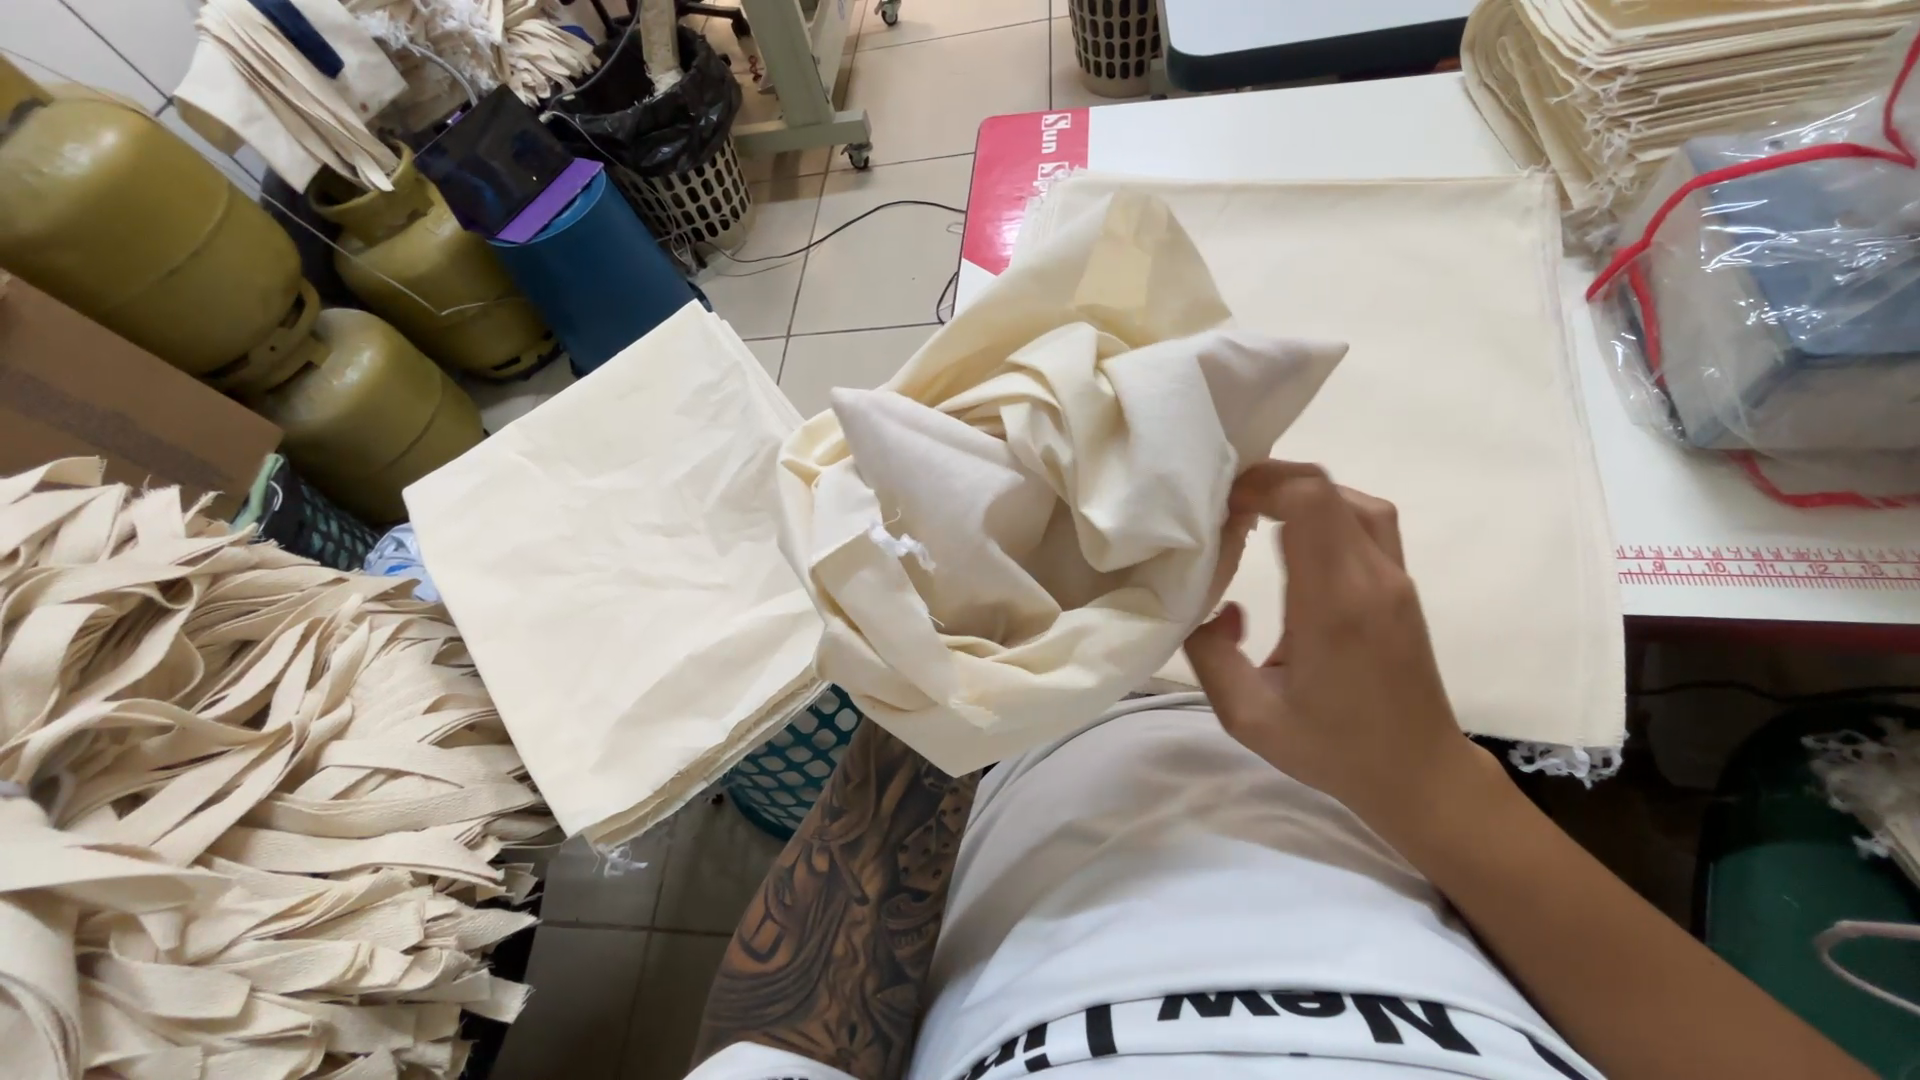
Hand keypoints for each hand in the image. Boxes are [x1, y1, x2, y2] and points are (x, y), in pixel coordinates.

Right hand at [1184, 461, 1493, 823]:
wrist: (1419, 774)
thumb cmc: (1333, 750)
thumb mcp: (1247, 717)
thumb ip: (1211, 655)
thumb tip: (1219, 607)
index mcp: (1334, 605)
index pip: (1308, 501)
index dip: (1259, 485)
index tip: (1219, 506)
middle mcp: (1372, 579)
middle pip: (1326, 488)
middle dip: (1269, 481)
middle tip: (1225, 505)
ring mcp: (1395, 579)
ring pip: (1352, 499)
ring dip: (1301, 493)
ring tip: (1255, 512)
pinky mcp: (1401, 586)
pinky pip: (1366, 522)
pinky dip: (1325, 511)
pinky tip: (1293, 537)